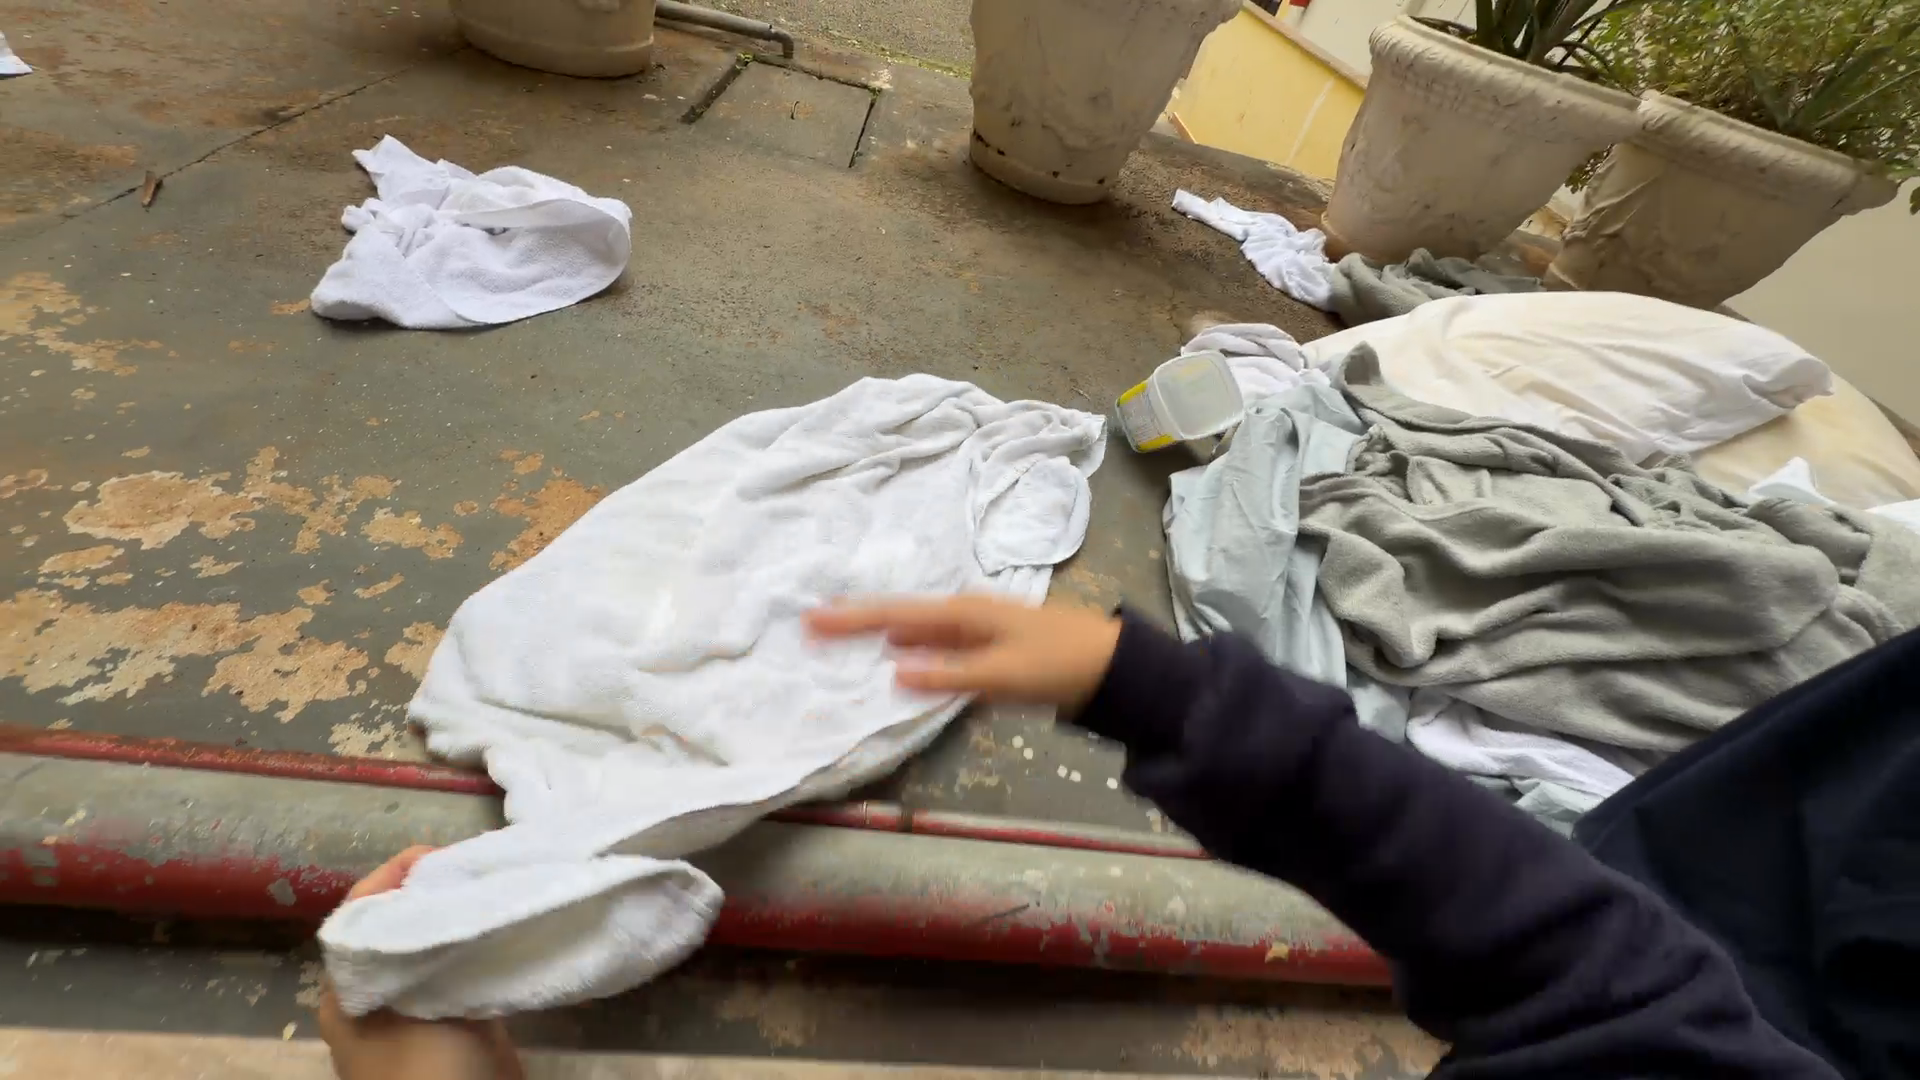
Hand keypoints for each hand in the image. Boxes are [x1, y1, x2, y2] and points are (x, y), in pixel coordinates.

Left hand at [316, 847, 522, 1079]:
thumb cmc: (424, 1067)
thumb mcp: (412, 1002)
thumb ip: (420, 944)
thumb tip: (442, 885)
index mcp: (349, 990)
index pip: (360, 912)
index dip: (394, 875)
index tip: (440, 853)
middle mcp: (378, 992)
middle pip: (401, 921)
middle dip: (437, 887)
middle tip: (480, 864)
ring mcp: (420, 1005)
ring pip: (436, 939)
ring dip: (464, 911)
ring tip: (500, 884)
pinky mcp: (459, 1014)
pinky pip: (465, 962)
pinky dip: (484, 938)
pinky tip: (510, 924)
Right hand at [807, 595, 1122, 707]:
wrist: (1111, 664)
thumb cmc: (1056, 663)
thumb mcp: (1001, 674)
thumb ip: (948, 675)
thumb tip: (893, 671)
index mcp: (962, 612)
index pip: (894, 613)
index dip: (852, 618)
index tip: (811, 619)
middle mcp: (963, 612)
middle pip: (899, 615)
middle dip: (858, 620)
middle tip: (815, 626)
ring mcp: (975, 627)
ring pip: (916, 629)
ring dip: (881, 633)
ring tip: (844, 636)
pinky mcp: (986, 645)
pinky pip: (937, 645)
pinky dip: (911, 649)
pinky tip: (899, 657)